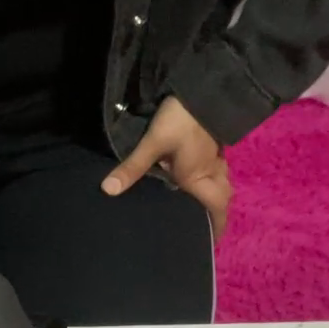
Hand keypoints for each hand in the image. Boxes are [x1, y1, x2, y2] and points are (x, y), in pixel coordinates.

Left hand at [104, 96, 232, 238]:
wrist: (206, 84)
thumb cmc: (182, 117)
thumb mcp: (153, 143)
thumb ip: (132, 167)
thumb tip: (108, 190)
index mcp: (197, 176)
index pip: (215, 206)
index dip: (216, 225)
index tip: (212, 242)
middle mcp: (209, 169)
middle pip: (220, 197)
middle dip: (215, 214)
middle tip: (202, 230)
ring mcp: (213, 156)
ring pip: (217, 183)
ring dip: (210, 197)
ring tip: (195, 213)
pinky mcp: (210, 145)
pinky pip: (213, 170)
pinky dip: (206, 182)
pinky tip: (188, 185)